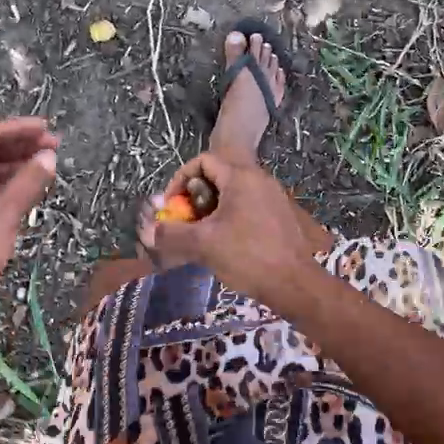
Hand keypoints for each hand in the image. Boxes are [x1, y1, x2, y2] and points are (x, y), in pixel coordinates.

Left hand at [0, 117, 57, 293]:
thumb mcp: (4, 215)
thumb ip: (28, 182)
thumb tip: (49, 155)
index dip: (18, 129)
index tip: (48, 129)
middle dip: (20, 146)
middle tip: (54, 146)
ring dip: (16, 167)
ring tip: (46, 167)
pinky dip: (9, 188)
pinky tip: (29, 193)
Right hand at [138, 154, 318, 301]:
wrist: (294, 282)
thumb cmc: (247, 256)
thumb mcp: (204, 244)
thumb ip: (173, 233)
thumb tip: (149, 230)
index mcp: (241, 176)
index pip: (203, 161)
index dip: (180, 179)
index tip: (172, 205)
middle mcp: (259, 179)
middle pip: (218, 176)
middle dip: (195, 197)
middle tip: (186, 223)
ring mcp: (272, 196)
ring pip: (233, 193)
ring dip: (212, 209)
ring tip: (202, 236)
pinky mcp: (280, 214)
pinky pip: (248, 205)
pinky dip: (231, 217)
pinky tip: (226, 244)